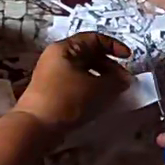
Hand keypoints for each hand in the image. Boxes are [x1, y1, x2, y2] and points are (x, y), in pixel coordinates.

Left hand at [13, 33, 131, 131]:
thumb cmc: (67, 99)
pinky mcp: (53, 91)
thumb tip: (124, 80)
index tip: (129, 58)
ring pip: (83, 70)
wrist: (36, 126)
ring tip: (115, 92)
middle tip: (124, 81)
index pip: (93, 38)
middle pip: (89, 54)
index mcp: (64, 48)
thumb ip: (115, 81)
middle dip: (110, 66)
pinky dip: (91, 88)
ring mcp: (53, 75)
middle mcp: (57, 57)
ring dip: (102, 79)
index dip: (114, 46)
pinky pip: (77, 83)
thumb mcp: (97, 88)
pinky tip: (100, 100)